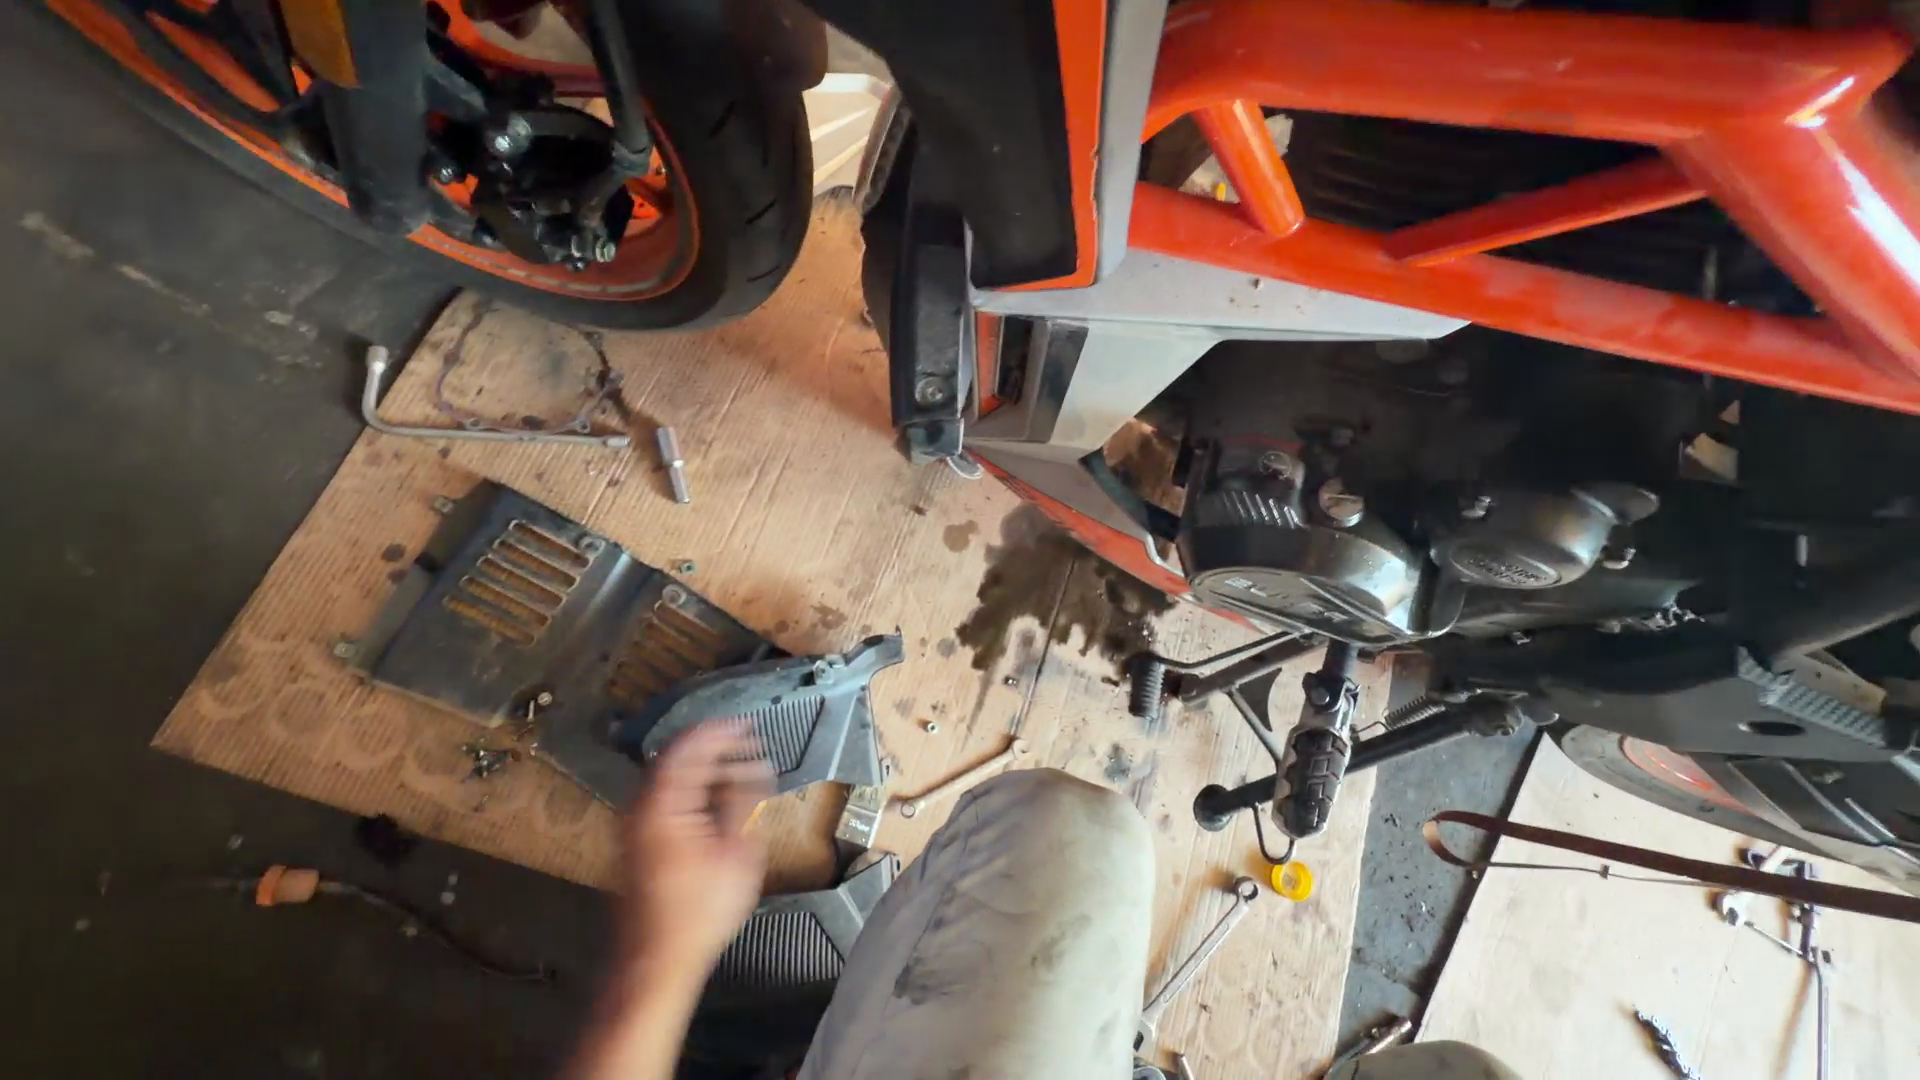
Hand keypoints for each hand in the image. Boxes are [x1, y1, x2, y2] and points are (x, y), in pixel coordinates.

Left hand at [617, 721, 773, 979]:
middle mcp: (640, 807)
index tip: (746, 725)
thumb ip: (742, 801)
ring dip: (700, 764)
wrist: (655, 961)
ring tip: (733, 766)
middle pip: (674, 757)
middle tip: (742, 740)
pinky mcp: (635, 841)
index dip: (721, 731)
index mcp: (664, 803)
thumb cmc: (698, 911)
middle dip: (711, 744)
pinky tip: (710, 796)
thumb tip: (755, 767)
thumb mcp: (736, 852)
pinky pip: (661, 795)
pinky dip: (688, 785)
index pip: (691, 747)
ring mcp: (633, 825)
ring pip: (666, 775)